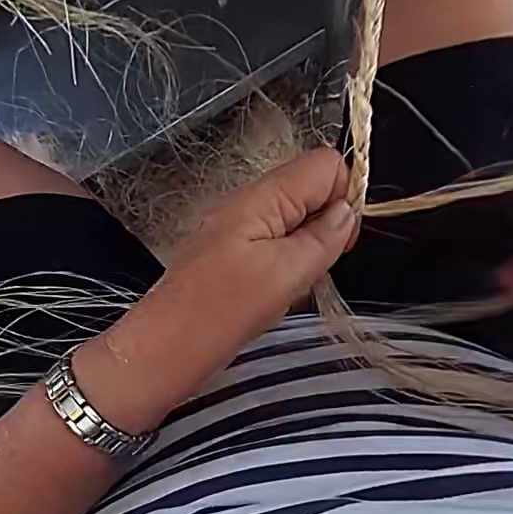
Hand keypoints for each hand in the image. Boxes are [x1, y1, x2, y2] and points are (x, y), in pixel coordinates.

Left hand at [76, 149, 357, 431]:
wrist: (164, 349)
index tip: (340, 242)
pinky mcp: (229, 256)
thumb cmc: (222, 311)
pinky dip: (284, 268)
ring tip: (289, 288)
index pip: (324, 163)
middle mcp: (247, 203)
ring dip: (305, 254)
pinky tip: (273, 297)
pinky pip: (273, 247)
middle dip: (325, 228)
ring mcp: (235, 230)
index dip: (344, 196)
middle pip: (309, 191)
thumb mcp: (286, 273)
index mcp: (262, 197)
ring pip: (293, 224)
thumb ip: (323, 237)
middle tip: (313, 270)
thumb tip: (348, 210)